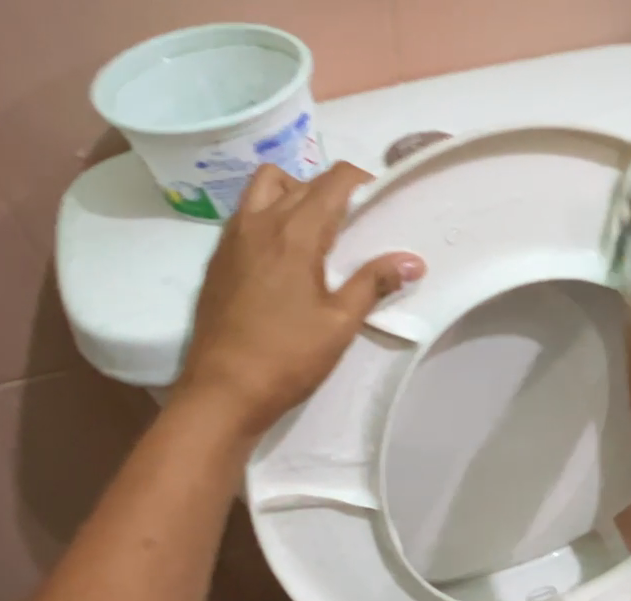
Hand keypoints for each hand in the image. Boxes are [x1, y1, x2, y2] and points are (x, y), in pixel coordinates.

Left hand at [174, 163, 424, 433]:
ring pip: (264, 188)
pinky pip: (245, 215)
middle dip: (331, 191)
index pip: (332, 182)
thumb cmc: (288, 357)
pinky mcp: (218, 259)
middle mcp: (259, 222)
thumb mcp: (340, 323)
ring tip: (314, 231)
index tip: (378, 203)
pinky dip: (268, 216)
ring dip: (293, 194)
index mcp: (295, 233)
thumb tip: (412, 261)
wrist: (224, 390)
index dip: (360, 182)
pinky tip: (284, 256)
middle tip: (354, 224)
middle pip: (300, 180)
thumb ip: (374, 284)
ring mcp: (232, 238)